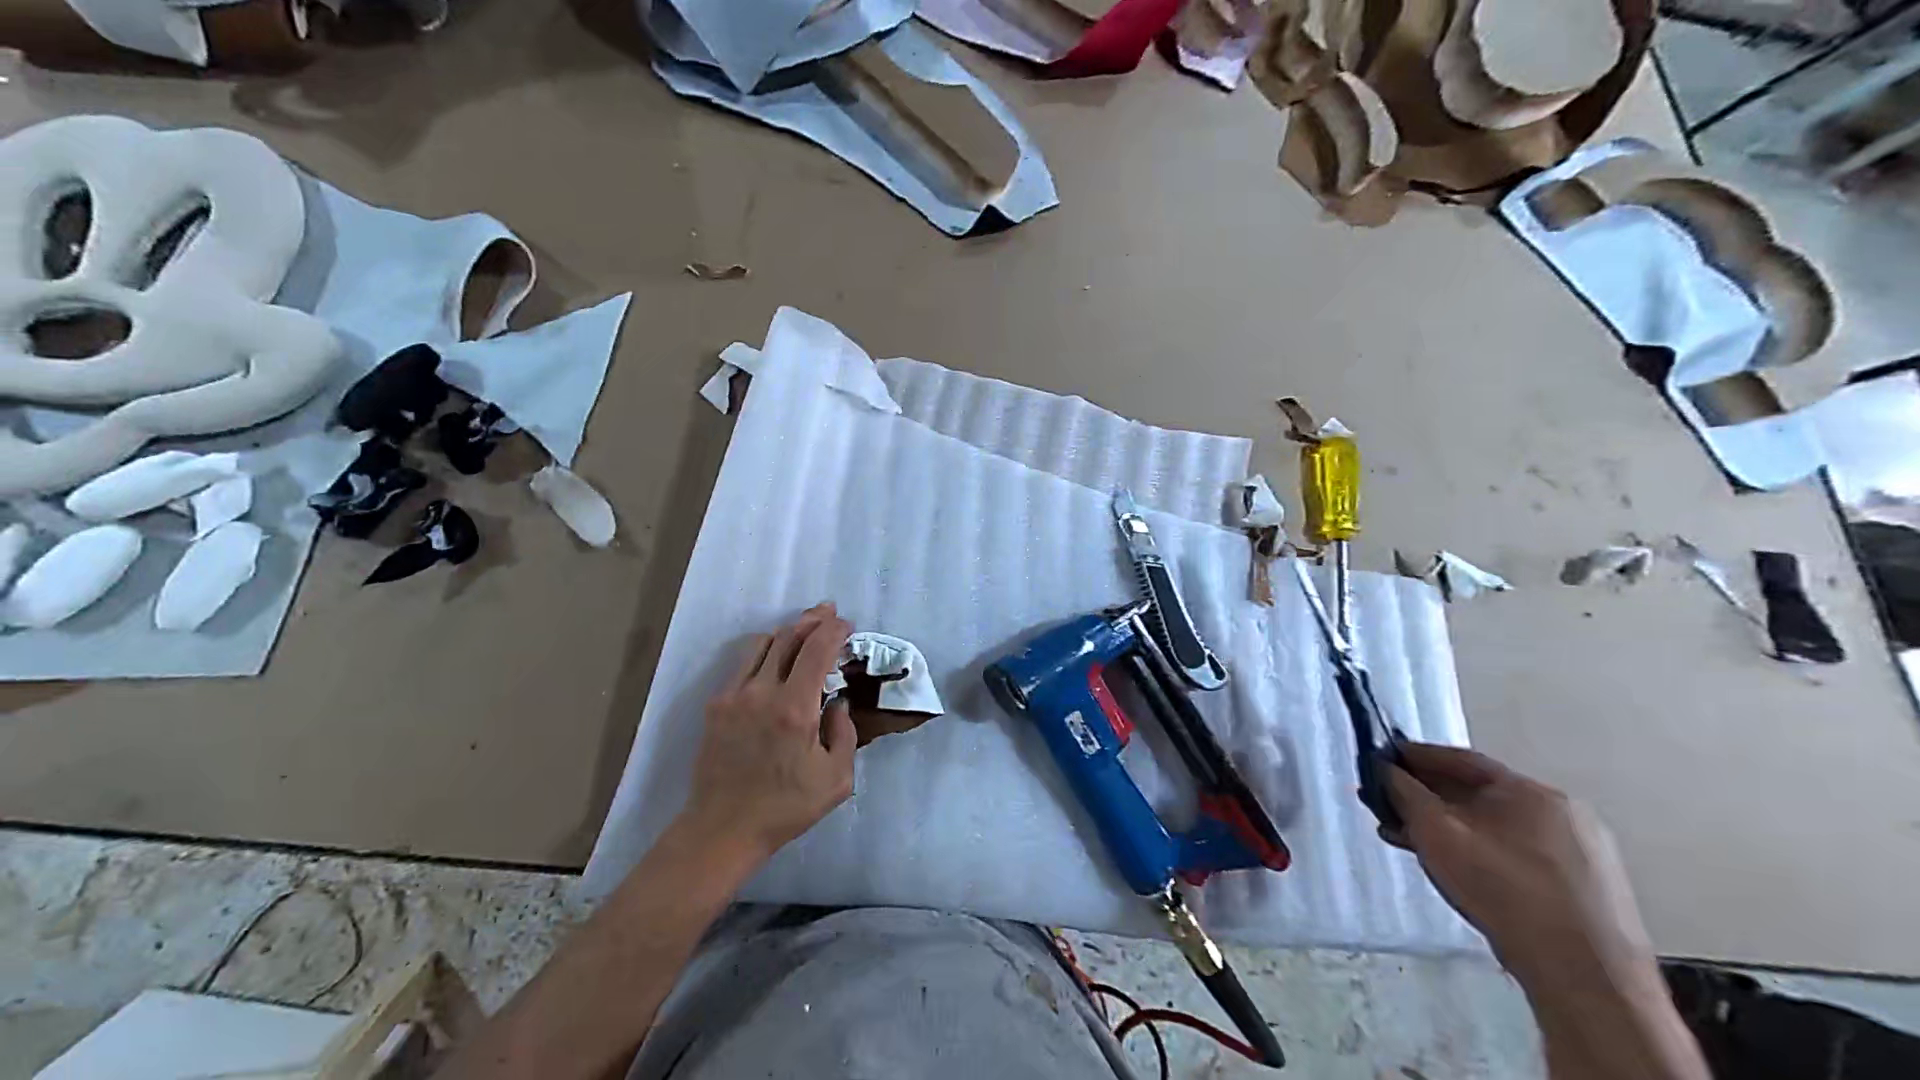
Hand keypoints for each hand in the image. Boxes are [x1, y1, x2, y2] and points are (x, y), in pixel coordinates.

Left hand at [680, 603, 857, 863]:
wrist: (723, 827)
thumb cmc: (786, 807)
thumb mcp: (837, 779)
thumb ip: (845, 733)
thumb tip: (838, 703)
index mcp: (795, 709)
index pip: (817, 650)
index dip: (835, 630)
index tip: (847, 626)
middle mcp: (762, 692)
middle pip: (788, 637)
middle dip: (813, 620)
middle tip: (829, 614)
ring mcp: (734, 695)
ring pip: (762, 644)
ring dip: (787, 632)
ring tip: (804, 631)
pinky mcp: (716, 705)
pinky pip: (743, 664)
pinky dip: (764, 653)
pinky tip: (774, 662)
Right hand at [1382, 743, 1655, 990]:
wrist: (1585, 976)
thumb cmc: (1502, 889)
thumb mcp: (1436, 833)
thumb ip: (1405, 794)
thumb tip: (1385, 769)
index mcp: (1529, 790)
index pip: (1460, 758)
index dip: (1415, 756)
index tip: (1382, 759)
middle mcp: (1561, 810)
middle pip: (1479, 792)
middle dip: (1428, 797)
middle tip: (1388, 805)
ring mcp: (1579, 849)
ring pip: (1496, 825)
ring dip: (1450, 827)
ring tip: (1409, 840)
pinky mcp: (1585, 886)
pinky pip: (1517, 851)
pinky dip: (1480, 850)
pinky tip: (1455, 867)